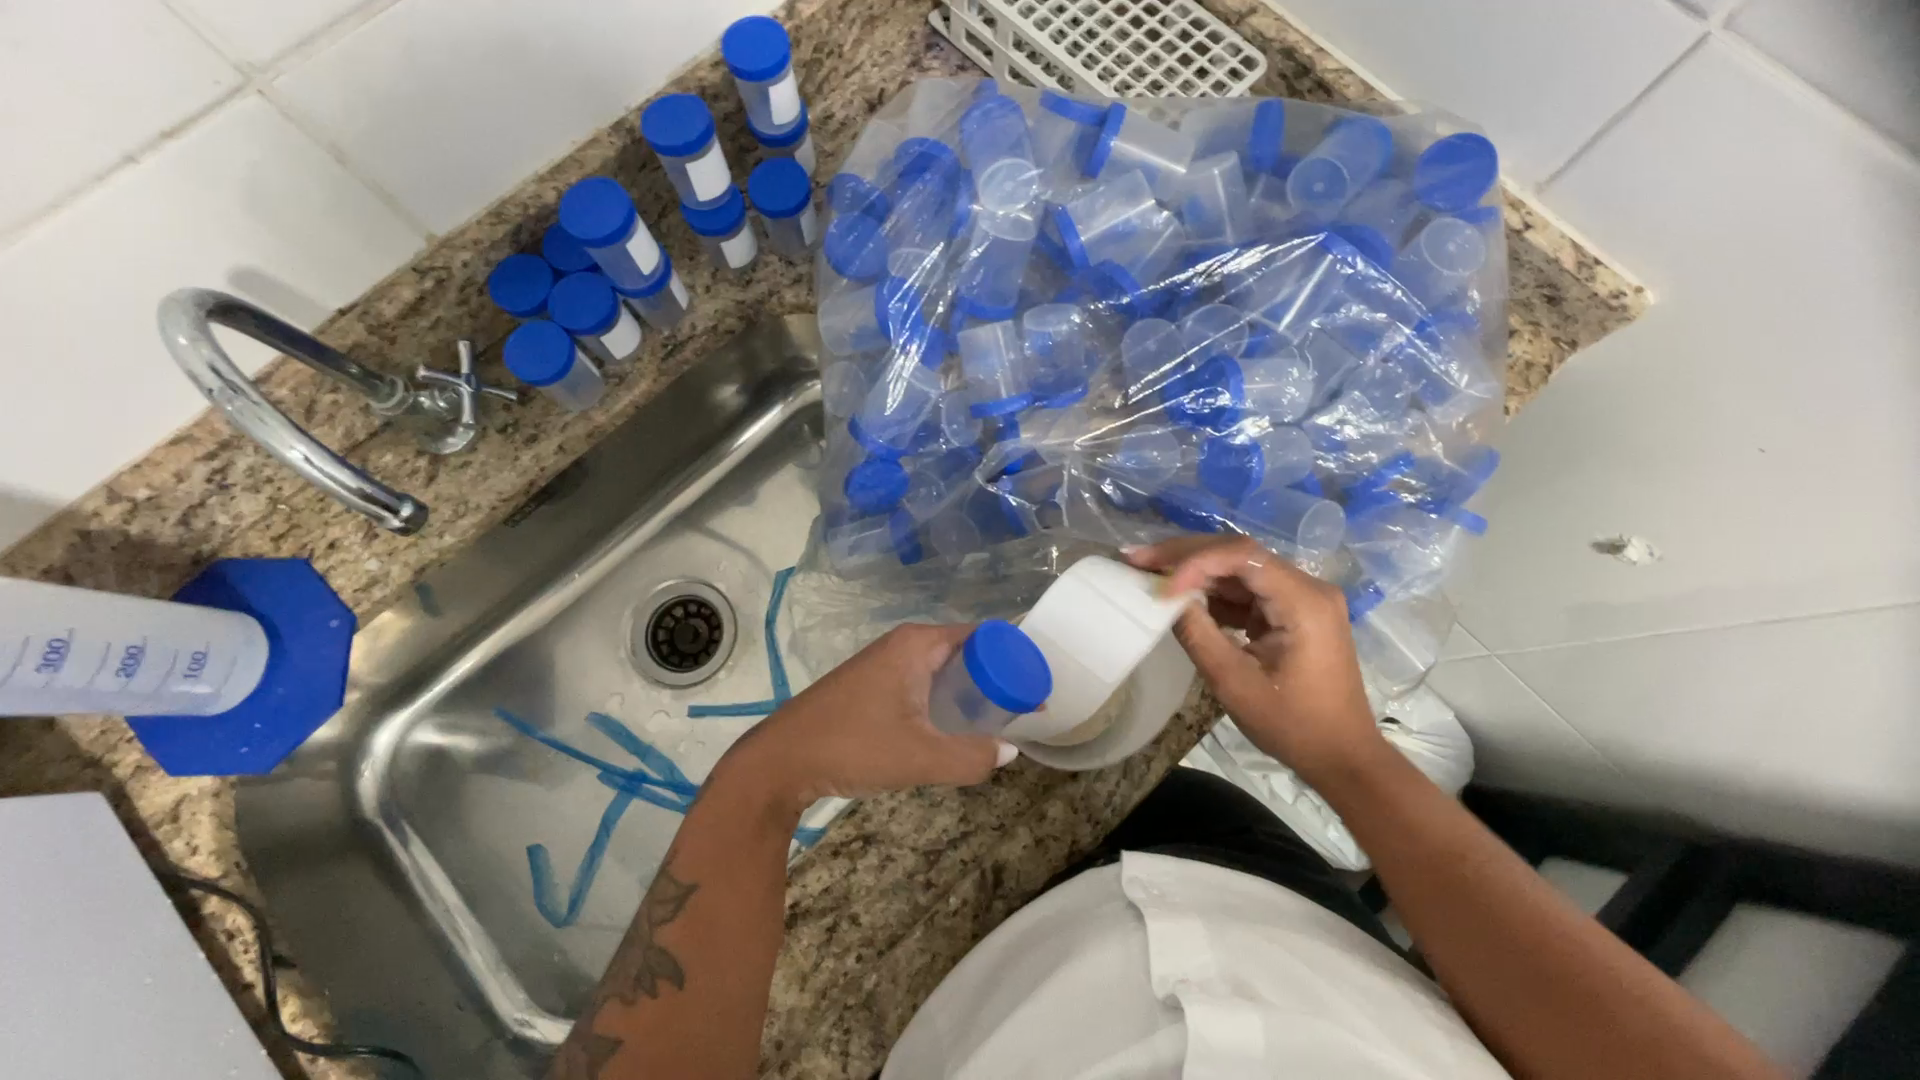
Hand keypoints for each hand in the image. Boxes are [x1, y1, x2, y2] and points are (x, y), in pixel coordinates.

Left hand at [725, 623, 1017, 808]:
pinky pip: (925, 682)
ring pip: (944, 669)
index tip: (1039, 687)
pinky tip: (956, 728)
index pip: (984, 635)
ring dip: (971, 691)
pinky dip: (947, 700)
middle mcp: (904, 644)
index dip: (1016, 659)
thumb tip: (1010, 752)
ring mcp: (885, 664)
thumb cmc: (851, 747)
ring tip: (1000, 721)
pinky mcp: (873, 685)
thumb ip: (971, 756)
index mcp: (918, 644)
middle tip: (1027, 708)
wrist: (780, 762)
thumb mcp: (919, 758)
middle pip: (967, 650)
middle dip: (998, 676)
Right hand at [1127, 536, 1382, 782]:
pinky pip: (1248, 590)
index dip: (1193, 560)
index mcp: (1303, 601)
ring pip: (1240, 569)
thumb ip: (1197, 632)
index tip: (1157, 582)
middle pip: (1239, 554)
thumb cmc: (1292, 724)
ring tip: (1150, 573)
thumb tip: (1165, 597)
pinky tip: (1180, 597)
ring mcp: (1303, 598)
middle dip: (1185, 556)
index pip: (1241, 556)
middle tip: (1136, 559)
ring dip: (1195, 571)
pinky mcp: (1293, 612)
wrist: (1342, 756)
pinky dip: (1213, 592)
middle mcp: (1308, 587)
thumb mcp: (1233, 681)